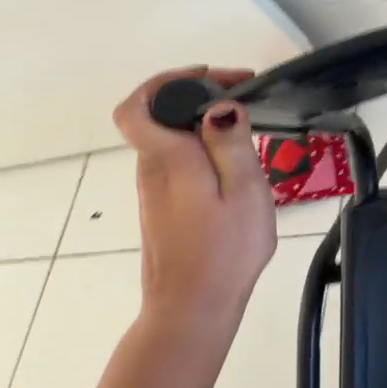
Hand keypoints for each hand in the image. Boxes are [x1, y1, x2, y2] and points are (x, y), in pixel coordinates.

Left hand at [111, 67, 276, 326]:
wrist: (193, 308)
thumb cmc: (225, 249)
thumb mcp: (244, 191)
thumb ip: (230, 144)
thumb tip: (220, 106)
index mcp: (169, 160)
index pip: (139, 105)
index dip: (169, 80)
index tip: (214, 79)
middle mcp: (153, 169)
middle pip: (156, 115)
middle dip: (197, 93)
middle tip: (244, 95)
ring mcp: (155, 189)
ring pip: (169, 136)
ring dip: (202, 119)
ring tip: (247, 124)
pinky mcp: (164, 206)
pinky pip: (178, 158)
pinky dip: (202, 143)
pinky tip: (235, 160)